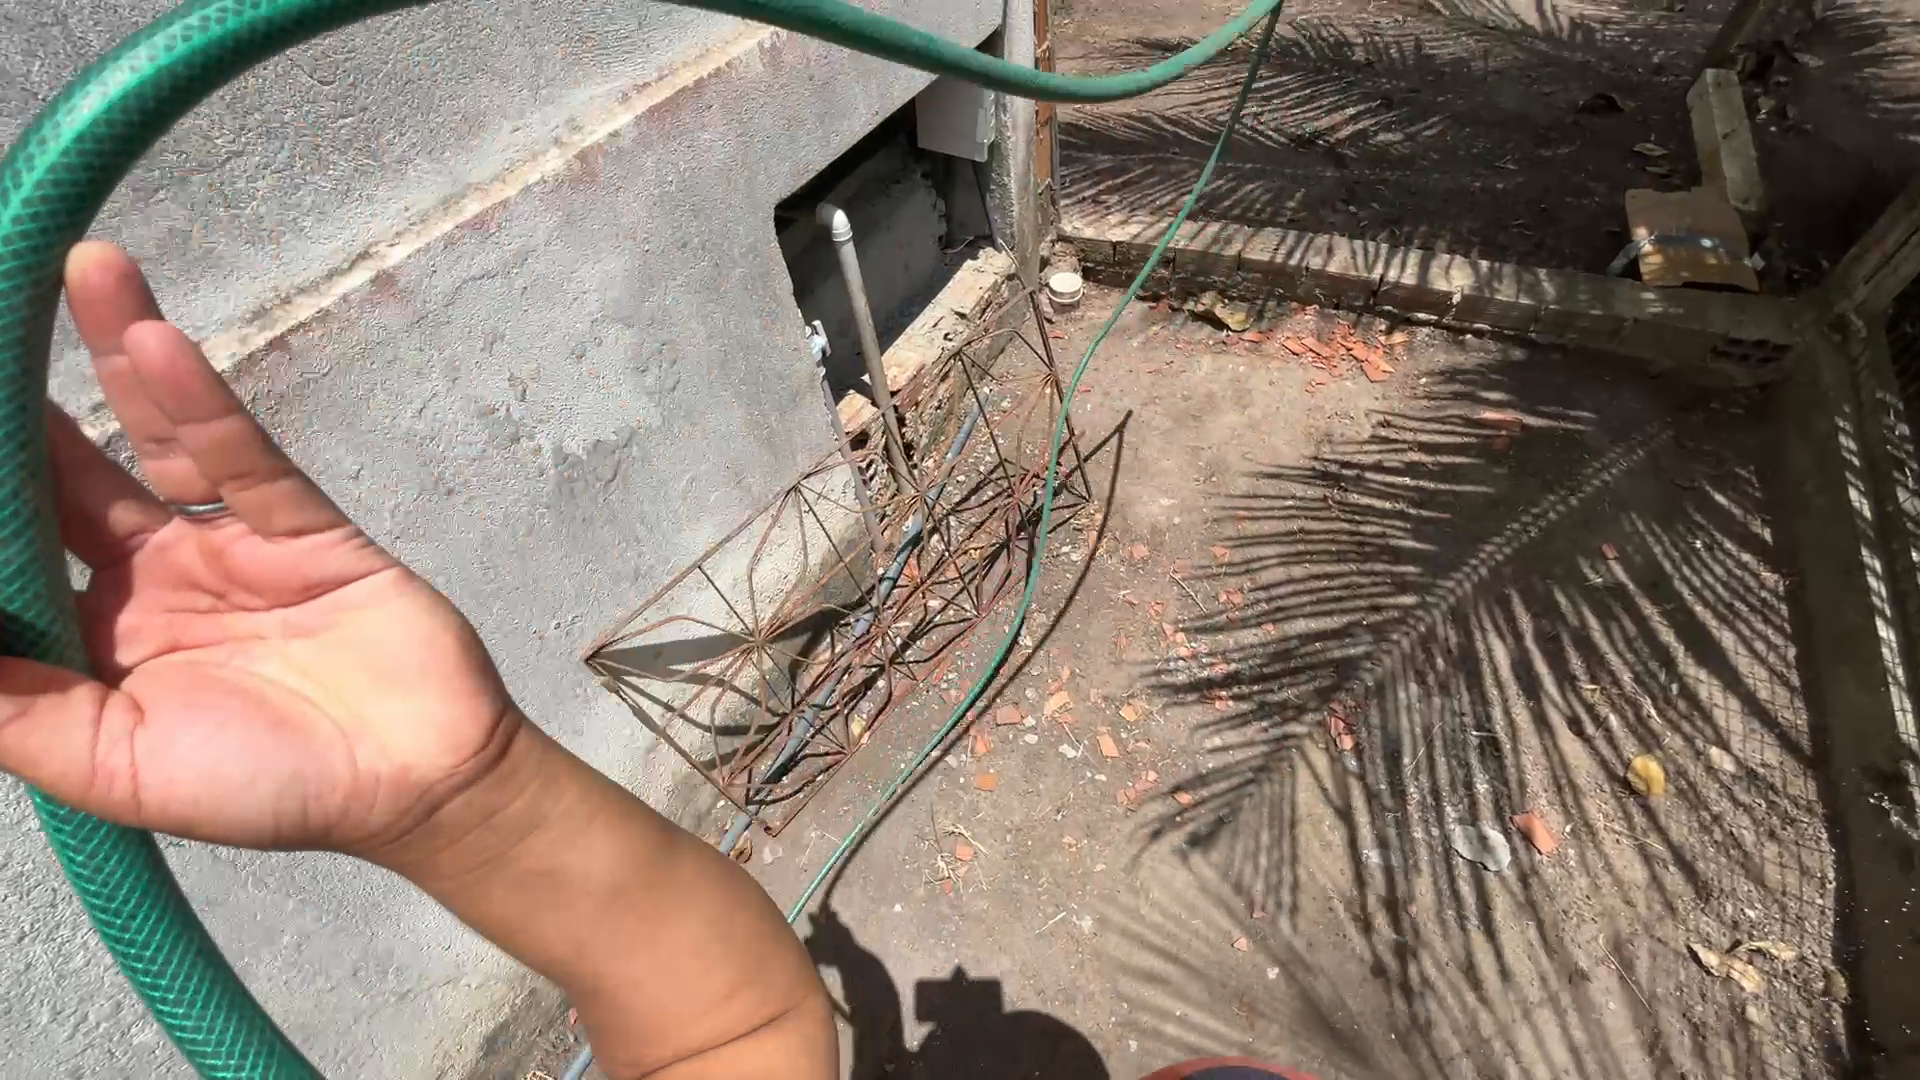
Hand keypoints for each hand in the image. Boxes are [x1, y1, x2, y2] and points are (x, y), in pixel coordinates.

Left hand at [0, 242, 520, 858]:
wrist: (417, 780)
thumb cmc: (264, 784)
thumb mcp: (105, 761)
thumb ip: (6, 694)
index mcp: (95, 635)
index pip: (5, 542)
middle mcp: (157, 578)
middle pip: (67, 472)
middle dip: (19, 401)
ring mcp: (241, 547)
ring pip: (166, 444)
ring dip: (118, 363)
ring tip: (78, 274)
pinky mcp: (317, 533)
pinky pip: (253, 465)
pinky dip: (208, 408)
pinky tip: (159, 347)